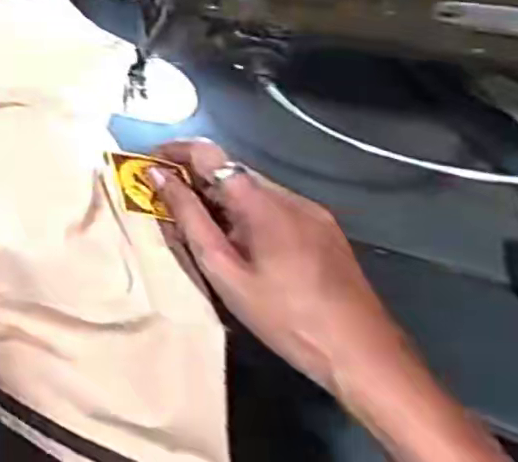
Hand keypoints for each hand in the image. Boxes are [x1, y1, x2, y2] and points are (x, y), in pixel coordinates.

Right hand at [151, 141, 407, 393]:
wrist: (370, 364)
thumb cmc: (285, 317)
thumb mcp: (222, 268)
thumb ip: (187, 215)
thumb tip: (156, 174)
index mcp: (263, 203)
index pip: (208, 153)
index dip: (173, 151)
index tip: (147, 166)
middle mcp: (291, 199)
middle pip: (229, 170)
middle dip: (193, 180)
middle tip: (167, 204)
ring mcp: (314, 216)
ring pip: (250, 189)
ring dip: (218, 198)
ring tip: (200, 229)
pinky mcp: (327, 234)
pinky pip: (273, 206)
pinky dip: (244, 212)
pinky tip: (239, 243)